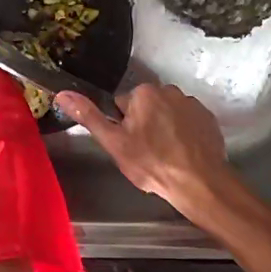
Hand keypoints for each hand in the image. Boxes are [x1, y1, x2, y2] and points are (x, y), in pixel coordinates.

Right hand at [55, 83, 235, 216]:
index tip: (130, 145)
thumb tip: (63, 94)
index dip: (123, 127)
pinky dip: (183, 133)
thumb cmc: (152, 163)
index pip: (122, 105)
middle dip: (144, 125)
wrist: (198, 181)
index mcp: (144, 92)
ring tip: (166, 154)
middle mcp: (169, 90)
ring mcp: (192, 103)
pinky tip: (182, 152)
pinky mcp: (208, 118)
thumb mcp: (114, 143)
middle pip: (146, 107)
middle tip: (146, 152)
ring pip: (167, 114)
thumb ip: (89, 116)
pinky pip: (187, 121)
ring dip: (164, 128)